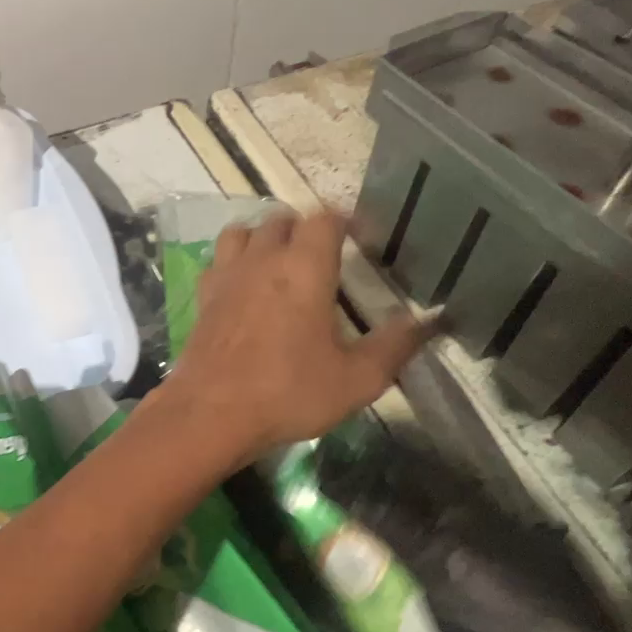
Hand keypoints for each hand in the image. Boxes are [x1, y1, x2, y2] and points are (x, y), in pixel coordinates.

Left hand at [151, 210, 430, 473]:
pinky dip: (235, 261)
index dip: (344, 221)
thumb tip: (429, 319)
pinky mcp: (202, 295)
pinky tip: (246, 285)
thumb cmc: (289, 392)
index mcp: (303, 268)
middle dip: (303, 228)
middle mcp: (261, 260)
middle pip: (280, 220)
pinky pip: (219, 260)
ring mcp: (226, 275)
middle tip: (324, 254)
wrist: (212, 411)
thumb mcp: (357, 378)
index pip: (323, 220)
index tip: (361, 237)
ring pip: (242, 233)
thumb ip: (394, 345)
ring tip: (281, 261)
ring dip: (263, 237)